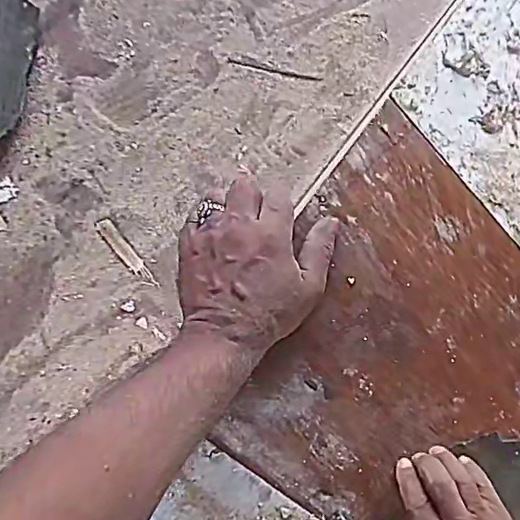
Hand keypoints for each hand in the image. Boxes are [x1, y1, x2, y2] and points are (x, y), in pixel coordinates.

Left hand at [177, 171, 338, 357]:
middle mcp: (240, 226)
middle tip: (255, 215)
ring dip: (226, 204)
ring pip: (216, 195)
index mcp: (272, 234)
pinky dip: (204, 220)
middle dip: (253, 196)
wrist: (225, 333)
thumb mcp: (308, 288)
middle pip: (244, 185)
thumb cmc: (268, 315)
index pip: (278, 194)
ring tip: (232, 223)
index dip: (281, 202)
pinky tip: (213, 236)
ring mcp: (211, 233)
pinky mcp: (190, 244)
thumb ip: (319, 250)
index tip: (281, 214)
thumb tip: (330, 223)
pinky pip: (195, 216)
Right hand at [377, 448, 519, 519]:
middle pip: (440, 486)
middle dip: (426, 466)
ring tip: (436, 452)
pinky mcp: (501, 517)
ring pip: (462, 481)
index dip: (408, 481)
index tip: (402, 467)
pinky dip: (473, 470)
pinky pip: (485, 486)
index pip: (418, 504)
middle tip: (418, 456)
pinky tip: (463, 461)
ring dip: (447, 462)